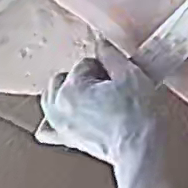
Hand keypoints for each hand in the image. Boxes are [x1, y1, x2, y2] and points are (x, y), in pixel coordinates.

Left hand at [38, 42, 163, 166]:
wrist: (141, 146)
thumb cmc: (139, 111)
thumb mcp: (131, 75)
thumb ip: (111, 56)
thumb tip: (101, 42)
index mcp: (71, 88)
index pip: (84, 63)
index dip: (106, 66)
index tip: (122, 75)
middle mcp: (57, 105)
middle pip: (62, 79)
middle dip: (83, 77)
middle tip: (110, 83)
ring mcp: (59, 125)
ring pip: (51, 99)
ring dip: (68, 93)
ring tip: (95, 96)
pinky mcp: (66, 140)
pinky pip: (47, 128)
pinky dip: (53, 120)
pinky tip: (69, 116)